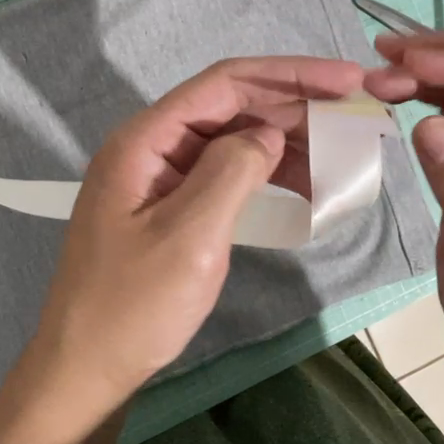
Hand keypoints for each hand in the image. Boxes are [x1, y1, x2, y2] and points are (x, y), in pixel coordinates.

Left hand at [26, 56, 364, 422]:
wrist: (86, 369)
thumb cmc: (133, 305)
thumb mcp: (189, 236)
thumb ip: (232, 171)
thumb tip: (269, 133)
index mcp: (145, 139)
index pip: (224, 83)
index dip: (290, 75)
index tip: (349, 78)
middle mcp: (152, 147)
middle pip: (231, 107)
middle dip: (295, 107)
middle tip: (357, 119)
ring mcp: (160, 178)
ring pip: (232, 140)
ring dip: (286, 143)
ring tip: (342, 155)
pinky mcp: (171, 207)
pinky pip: (224, 175)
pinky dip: (266, 176)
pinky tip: (306, 187)